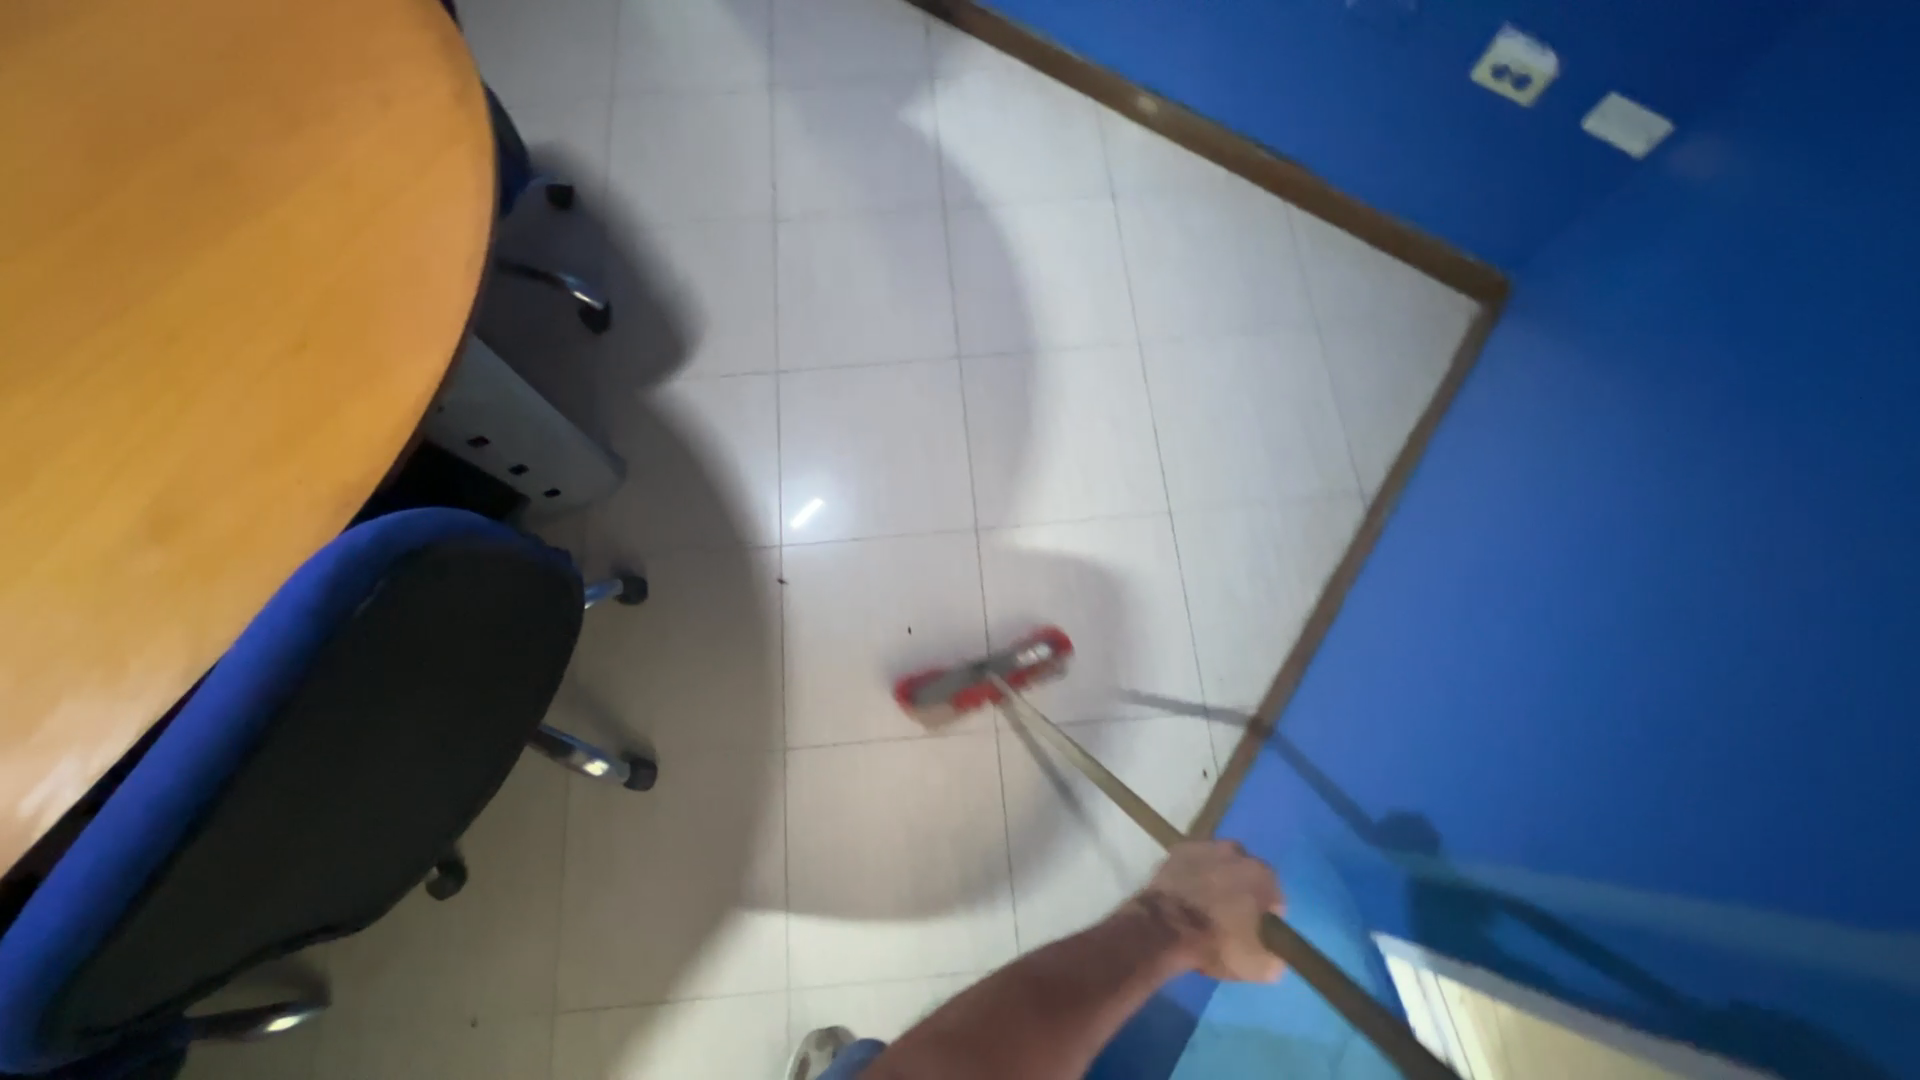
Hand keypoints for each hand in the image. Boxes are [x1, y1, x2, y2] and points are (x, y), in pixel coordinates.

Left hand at [1135, 840, 1285, 982]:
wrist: (1167, 928)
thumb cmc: (1219, 945)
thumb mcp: (1261, 967)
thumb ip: (1275, 954)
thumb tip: (1272, 952)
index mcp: (1264, 876)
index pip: (1274, 898)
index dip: (1265, 918)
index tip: (1254, 934)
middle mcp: (1238, 853)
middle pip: (1246, 875)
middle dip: (1241, 893)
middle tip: (1230, 918)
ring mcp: (1206, 847)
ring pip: (1220, 864)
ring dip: (1217, 879)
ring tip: (1205, 905)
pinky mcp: (1178, 849)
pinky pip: (1194, 863)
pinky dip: (1193, 874)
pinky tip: (1187, 893)